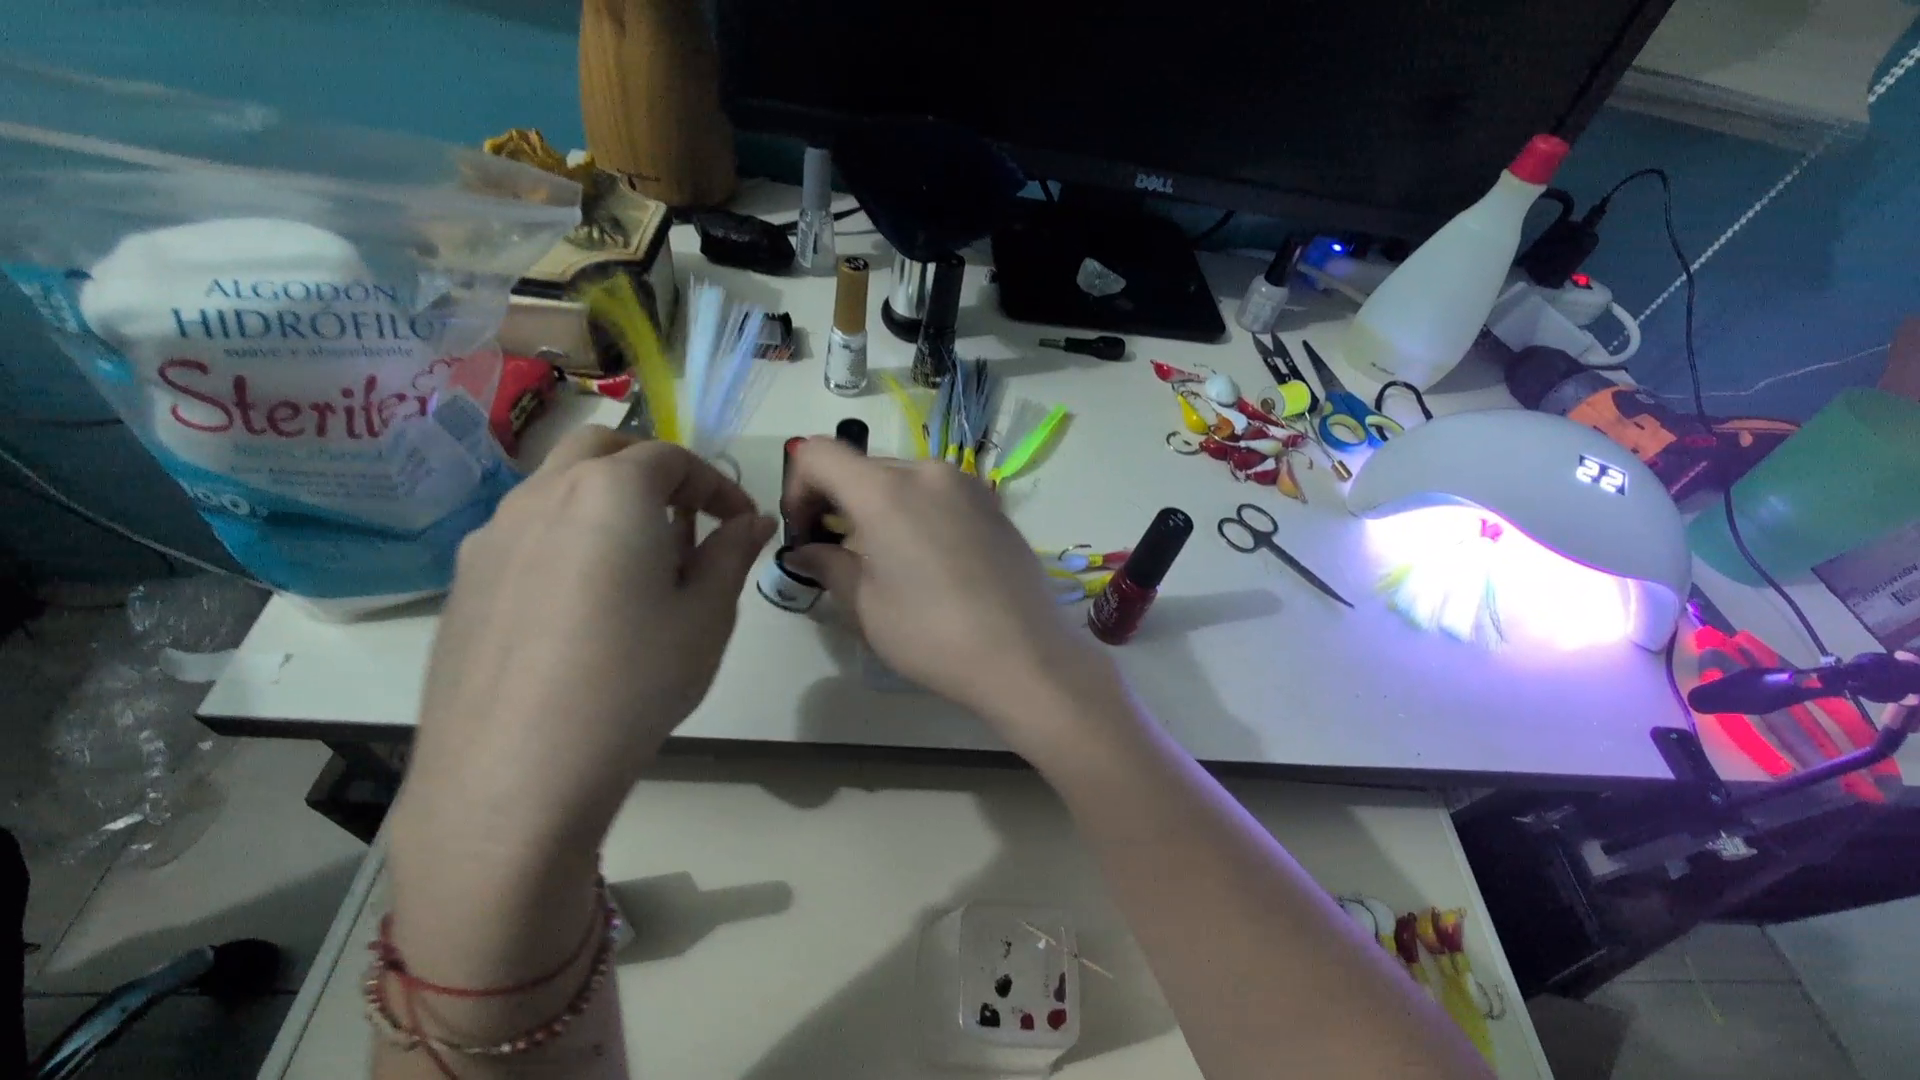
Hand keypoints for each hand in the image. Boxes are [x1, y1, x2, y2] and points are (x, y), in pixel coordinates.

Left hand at [404, 427, 775, 849]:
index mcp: (610, 491)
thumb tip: (751, 521)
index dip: (716, 484)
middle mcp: (542, 494)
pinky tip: (580, 605)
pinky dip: (565, 538)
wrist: (514, 770)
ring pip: (556, 488)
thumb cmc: (633, 682)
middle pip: (603, 450)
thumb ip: (730, 555)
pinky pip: (525, 534)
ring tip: (636, 566)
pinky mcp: (464, 581)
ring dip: (605, 502)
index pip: (672, 458)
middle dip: (652, 471)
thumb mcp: (705, 618)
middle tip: (684, 521)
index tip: (740, 522)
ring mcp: (492, 536)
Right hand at [784, 439, 1113, 744]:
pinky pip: (937, 495)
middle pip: (862, 467)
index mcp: (885, 490)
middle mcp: (927, 472)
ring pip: (902, 480)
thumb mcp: (865, 606)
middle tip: (837, 554)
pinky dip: (916, 513)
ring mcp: (967, 485)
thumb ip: (828, 565)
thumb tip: (806, 551)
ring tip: (886, 562)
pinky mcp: (992, 504)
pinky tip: (928, 562)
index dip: (797, 486)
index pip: (818, 453)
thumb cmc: (933, 635)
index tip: (806, 531)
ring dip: (879, 508)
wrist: (1026, 656)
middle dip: (838, 502)